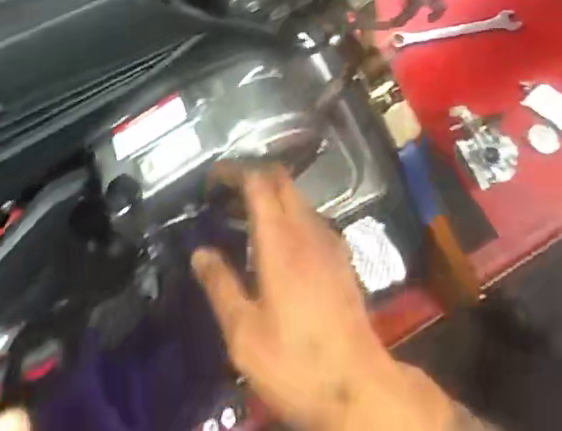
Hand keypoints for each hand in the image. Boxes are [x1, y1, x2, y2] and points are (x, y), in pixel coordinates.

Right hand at [190, 167, 458, 430]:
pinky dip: (289, 216)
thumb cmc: (296, 361)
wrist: (361, 391)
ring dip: (272, 196)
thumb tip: (200, 252)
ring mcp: (330, 243)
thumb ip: (221, 286)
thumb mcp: (244, 334)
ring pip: (298, 199)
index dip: (234, 171)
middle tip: (226, 194)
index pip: (258, 181)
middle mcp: (307, 230)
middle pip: (282, 181)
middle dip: (253, 176)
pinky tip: (278, 245)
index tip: (212, 180)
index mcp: (280, 239)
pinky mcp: (342, 261)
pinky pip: (311, 220)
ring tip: (245, 218)